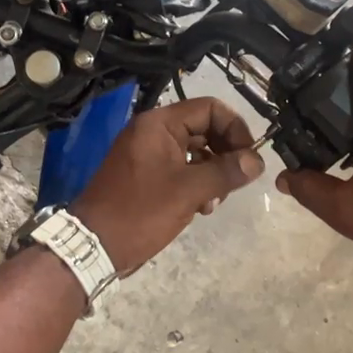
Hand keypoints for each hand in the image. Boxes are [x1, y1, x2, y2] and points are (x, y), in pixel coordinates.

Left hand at [73, 97, 265, 273]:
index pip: (210, 108)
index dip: (235, 129)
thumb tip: (257, 161)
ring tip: (215, 200)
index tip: (249, 157)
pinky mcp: (146, 175)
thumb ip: (226, 172)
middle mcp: (152, 131)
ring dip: (212, 172)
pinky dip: (196, 183)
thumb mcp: (190, 191)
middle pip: (203, 128)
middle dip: (225, 153)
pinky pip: (180, 168)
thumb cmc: (142, 211)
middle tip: (236, 181)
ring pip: (194, 151)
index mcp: (159, 124)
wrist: (95, 244)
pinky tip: (201, 207)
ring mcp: (147, 153)